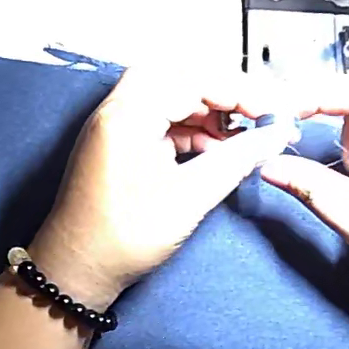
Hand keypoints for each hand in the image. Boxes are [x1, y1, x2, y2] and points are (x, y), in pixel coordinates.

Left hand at [30, 69, 296, 308]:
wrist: (76, 270)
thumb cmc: (123, 237)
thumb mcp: (189, 198)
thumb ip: (235, 161)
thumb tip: (272, 136)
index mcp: (128, 114)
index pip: (195, 79)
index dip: (240, 93)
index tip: (273, 113)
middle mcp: (118, 110)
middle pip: (181, 78)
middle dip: (224, 95)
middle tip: (257, 116)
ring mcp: (117, 127)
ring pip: (171, 99)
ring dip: (209, 114)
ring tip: (241, 139)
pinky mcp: (121, 146)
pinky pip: (161, 122)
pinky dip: (192, 131)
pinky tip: (215, 152)